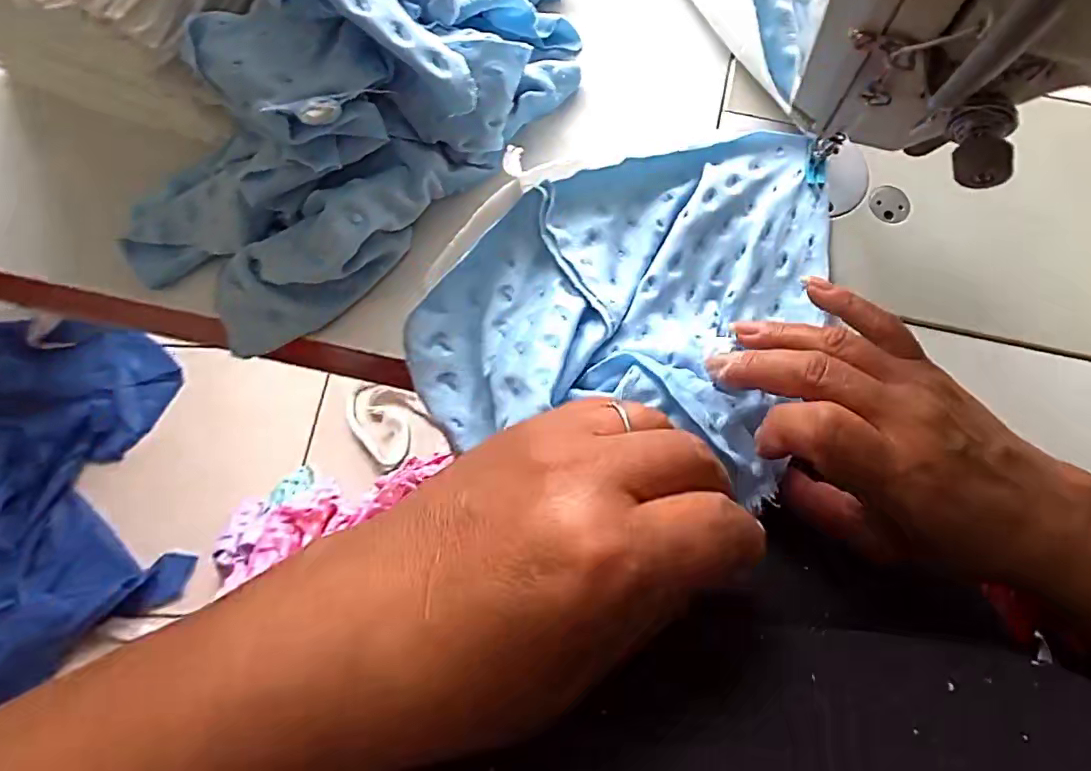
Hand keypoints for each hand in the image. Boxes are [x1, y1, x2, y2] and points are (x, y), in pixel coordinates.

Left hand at [307, 397, 765, 763]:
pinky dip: (628, 433)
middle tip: (699, 528)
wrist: (350, 630)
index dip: (741, 546)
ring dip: (673, 458)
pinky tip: (612, 464)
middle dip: (713, 496)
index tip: (735, 559)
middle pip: (695, 459)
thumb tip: (697, 565)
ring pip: (656, 421)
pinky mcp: (524, 424)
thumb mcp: (576, 672)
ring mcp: (554, 440)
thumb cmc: (462, 681)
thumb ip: (653, 606)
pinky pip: (606, 408)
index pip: (719, 526)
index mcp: (609, 555)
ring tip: (659, 491)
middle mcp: (591, 479)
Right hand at [708, 278, 1090, 588]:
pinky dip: (844, 301)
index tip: (760, 445)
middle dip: (758, 364)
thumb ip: (822, 507)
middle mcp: (899, 411)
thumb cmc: (957, 537)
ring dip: (783, 332)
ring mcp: (912, 380)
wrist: (1032, 509)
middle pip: (816, 370)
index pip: (816, 425)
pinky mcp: (924, 366)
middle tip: (717, 364)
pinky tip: (811, 287)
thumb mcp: (884, 544)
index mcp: (890, 465)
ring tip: (741, 330)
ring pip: (837, 341)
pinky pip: (880, 324)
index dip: (775, 429)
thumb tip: (780, 469)